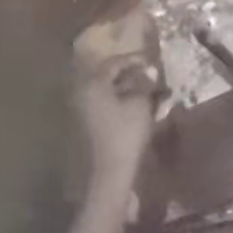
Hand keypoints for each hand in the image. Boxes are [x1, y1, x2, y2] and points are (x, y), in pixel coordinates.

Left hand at [76, 52, 157, 195]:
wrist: (109, 172)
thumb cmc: (125, 134)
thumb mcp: (140, 105)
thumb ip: (144, 84)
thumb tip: (148, 71)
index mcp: (92, 84)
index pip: (113, 62)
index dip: (134, 59)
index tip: (151, 61)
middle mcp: (81, 92)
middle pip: (105, 75)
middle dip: (128, 73)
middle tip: (148, 74)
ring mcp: (80, 109)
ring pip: (104, 91)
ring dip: (123, 87)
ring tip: (144, 90)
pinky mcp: (85, 124)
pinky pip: (102, 104)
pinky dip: (118, 101)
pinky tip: (133, 106)